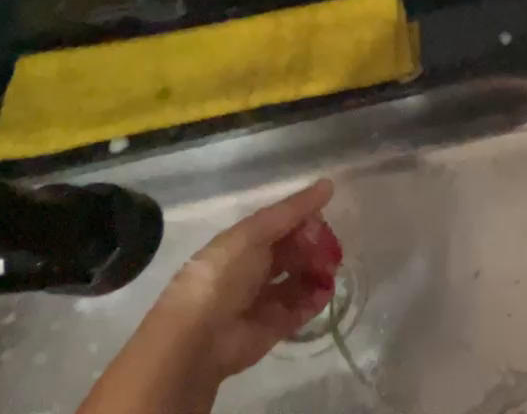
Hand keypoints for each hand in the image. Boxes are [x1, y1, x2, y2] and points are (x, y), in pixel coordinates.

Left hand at [152, 178, 341, 382]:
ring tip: (330, 270)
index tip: (322, 219)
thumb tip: (329, 183)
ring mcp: (265, 299)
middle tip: (330, 249)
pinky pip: (303, 307)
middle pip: (295, 250)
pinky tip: (325, 290)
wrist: (196, 342)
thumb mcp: (253, 234)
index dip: (305, 219)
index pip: (283, 225)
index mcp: (242, 246)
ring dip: (321, 269)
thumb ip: (291, 210)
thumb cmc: (220, 279)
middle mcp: (253, 270)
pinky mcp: (275, 326)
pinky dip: (318, 297)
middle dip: (316, 245)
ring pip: (302, 276)